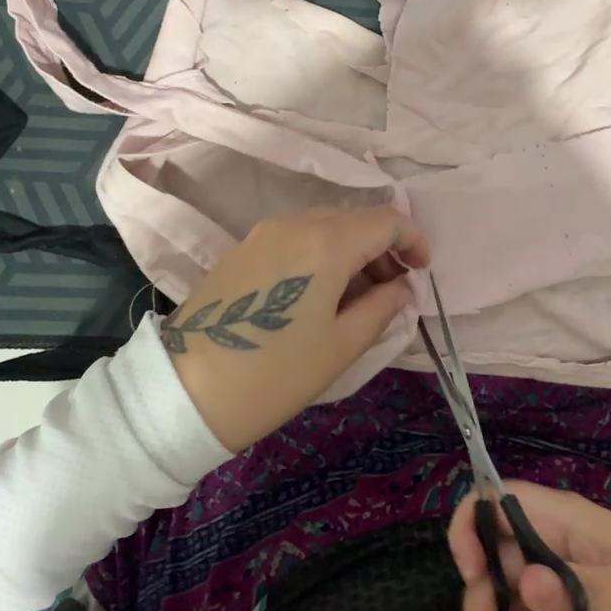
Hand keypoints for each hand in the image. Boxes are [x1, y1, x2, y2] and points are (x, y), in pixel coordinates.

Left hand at [165, 205, 430, 451]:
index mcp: (325, 243)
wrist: (186, 392)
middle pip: (353, 218)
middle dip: (383, 246)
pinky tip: (321, 293)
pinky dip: (321, 254)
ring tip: (361, 295)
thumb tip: (401, 287)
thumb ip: (382, 308)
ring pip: (323, 226)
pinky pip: (295, 238)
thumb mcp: (341, 347)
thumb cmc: (275, 374)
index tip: (424, 270)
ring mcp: (262, 235)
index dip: (413, 239)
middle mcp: (294, 225)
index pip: (385, 220)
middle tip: (395, 288)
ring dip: (352, 250)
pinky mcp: (240, 251)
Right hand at [447, 481, 610, 610]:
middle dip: (482, 605)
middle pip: (492, 555)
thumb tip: (519, 583)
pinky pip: (526, 606)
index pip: (494, 498)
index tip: (470, 576)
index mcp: (561, 519)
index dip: (468, 528)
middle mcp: (552, 534)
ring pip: (505, 585)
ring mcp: (558, 563)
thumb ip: (568, 590)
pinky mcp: (566, 591)